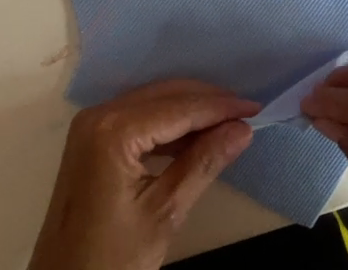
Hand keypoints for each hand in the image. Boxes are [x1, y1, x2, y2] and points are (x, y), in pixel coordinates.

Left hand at [28, 79, 258, 269]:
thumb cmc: (112, 259)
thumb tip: (241, 129)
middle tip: (246, 113)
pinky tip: (194, 137)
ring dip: (189, 111)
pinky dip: (167, 124)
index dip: (219, 107)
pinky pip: (137, 117)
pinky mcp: (91, 138)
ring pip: (152, 103)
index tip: (256, 109)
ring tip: (227, 124)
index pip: (178, 108)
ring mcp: (91, 125)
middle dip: (206, 103)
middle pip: (164, 96)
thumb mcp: (164, 213)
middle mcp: (99, 114)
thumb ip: (203, 164)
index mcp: (113, 130)